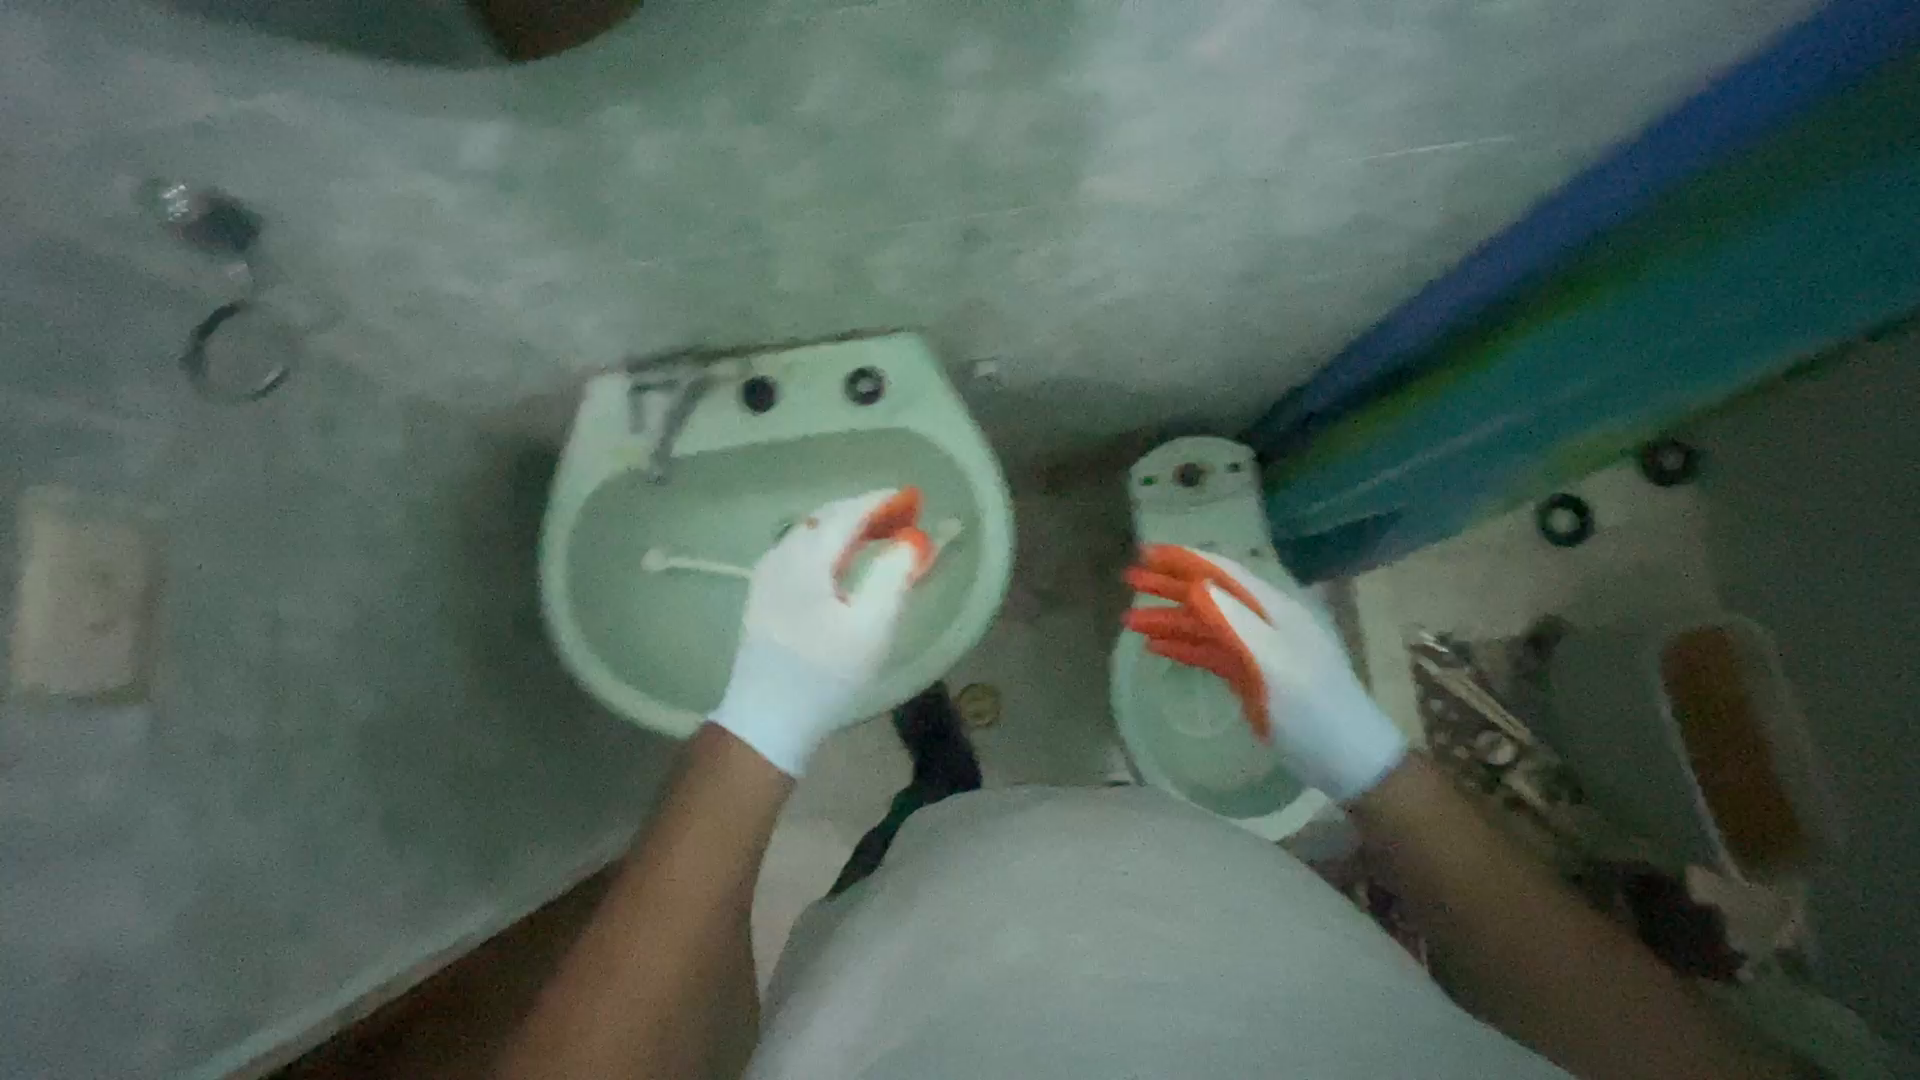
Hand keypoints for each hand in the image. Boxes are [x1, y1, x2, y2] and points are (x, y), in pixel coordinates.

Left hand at [708, 488, 934, 775]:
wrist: (767, 719)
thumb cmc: (825, 674)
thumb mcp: (871, 628)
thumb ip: (894, 577)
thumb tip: (912, 541)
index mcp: (804, 560)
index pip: (847, 515)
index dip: (881, 503)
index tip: (912, 498)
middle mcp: (780, 557)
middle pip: (826, 519)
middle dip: (865, 512)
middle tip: (901, 514)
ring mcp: (766, 577)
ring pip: (811, 535)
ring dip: (847, 528)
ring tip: (879, 533)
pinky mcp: (763, 597)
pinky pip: (800, 553)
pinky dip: (829, 546)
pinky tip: (844, 561)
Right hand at [1123, 545, 1404, 800]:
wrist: (1346, 759)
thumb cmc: (1315, 710)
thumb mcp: (1275, 664)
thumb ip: (1236, 623)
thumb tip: (1197, 587)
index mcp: (1274, 611)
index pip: (1222, 573)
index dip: (1184, 560)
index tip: (1146, 553)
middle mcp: (1263, 623)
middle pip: (1208, 596)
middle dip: (1168, 587)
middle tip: (1129, 580)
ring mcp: (1256, 649)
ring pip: (1204, 626)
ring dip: (1169, 621)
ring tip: (1129, 620)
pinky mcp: (1250, 675)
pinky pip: (1210, 653)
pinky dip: (1183, 648)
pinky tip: (1155, 647)